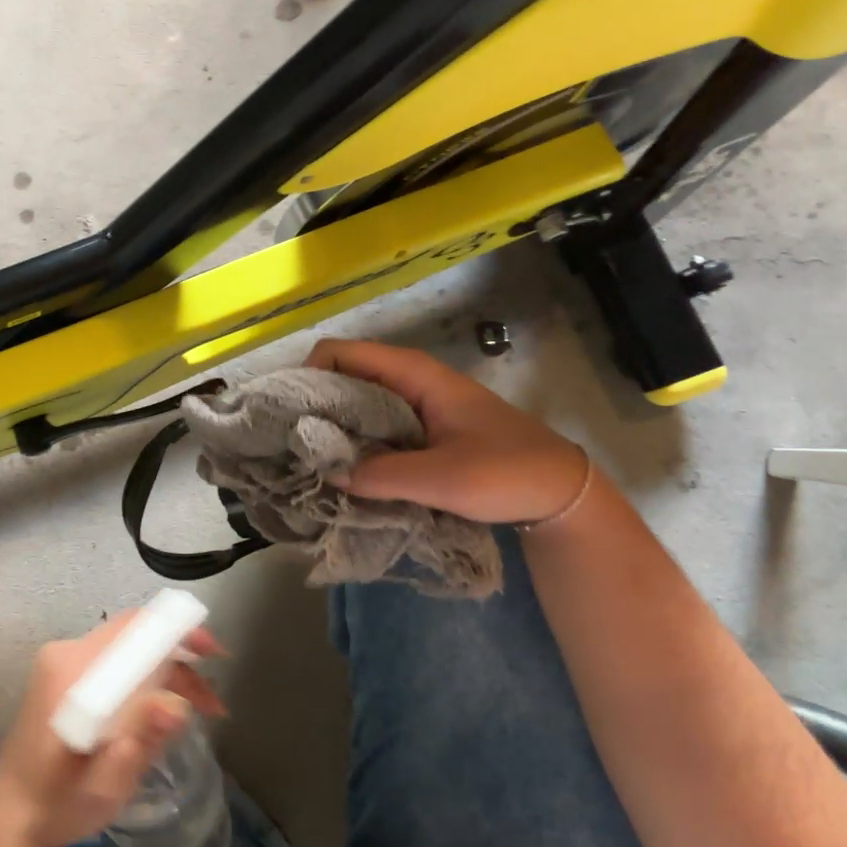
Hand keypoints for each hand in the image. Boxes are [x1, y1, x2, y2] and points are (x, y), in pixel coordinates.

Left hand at [0, 609, 227, 846]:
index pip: (132, 629)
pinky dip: (146, 680)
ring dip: (167, 674)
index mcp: (71, 671)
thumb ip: (138, 742)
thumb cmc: (58, 803)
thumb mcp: (105, 782)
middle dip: (180, 662)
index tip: (214, 653)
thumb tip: (176, 706)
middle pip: (135, 638)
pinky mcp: (64, 677)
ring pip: (129, 651)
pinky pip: (115, 664)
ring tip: (200, 710)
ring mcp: (62, 664)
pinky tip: (162, 711)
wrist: (12, 818)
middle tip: (213, 702)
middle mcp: (65, 654)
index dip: (177, 632)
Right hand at [305, 338, 587, 523]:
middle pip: (344, 377)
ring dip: (331, 427)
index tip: (285, 413)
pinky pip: (374, 427)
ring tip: (305, 459)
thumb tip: (327, 475)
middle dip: (312, 404)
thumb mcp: (442, 478)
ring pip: (357, 405)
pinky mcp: (421, 432)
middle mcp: (409, 382)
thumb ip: (381, 475)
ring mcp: (415, 406)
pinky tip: (341, 470)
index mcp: (413, 375)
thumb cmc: (507, 472)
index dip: (307, 374)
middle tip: (287, 443)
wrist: (561, 494)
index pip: (341, 353)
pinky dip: (353, 442)